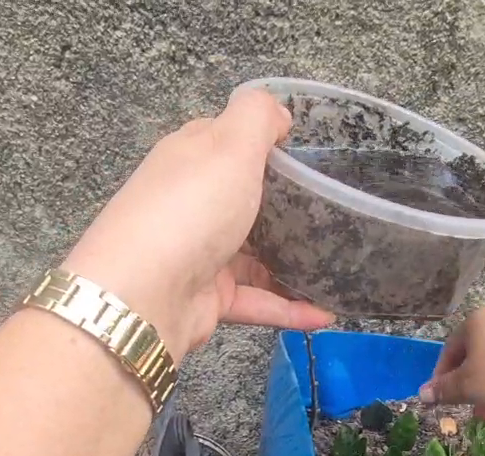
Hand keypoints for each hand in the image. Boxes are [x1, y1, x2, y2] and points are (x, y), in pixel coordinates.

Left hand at [62, 88, 332, 355]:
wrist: (145, 294)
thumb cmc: (190, 210)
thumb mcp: (229, 145)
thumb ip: (257, 118)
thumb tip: (279, 113)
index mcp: (193, 159)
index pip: (228, 144)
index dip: (265, 146)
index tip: (311, 158)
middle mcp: (195, 205)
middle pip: (245, 203)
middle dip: (287, 211)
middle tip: (336, 216)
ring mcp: (202, 255)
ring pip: (257, 258)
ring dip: (295, 266)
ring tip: (339, 270)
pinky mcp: (211, 299)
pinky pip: (259, 302)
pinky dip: (290, 310)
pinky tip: (325, 314)